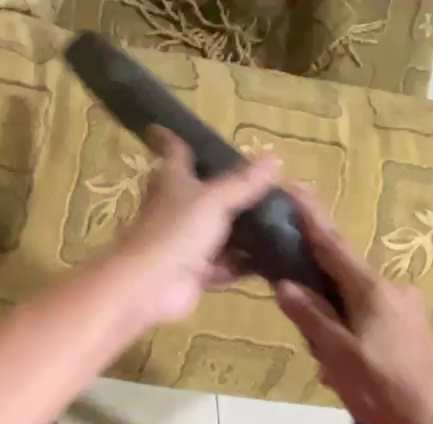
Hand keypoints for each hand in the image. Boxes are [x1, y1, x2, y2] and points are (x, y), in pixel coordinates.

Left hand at [113, 127, 281, 325]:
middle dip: (232, 190)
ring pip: (220, 234)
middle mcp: (178, 209)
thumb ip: (244, 183)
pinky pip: (225, 266)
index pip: (174, 152)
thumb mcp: (214, 199)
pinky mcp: (195, 275)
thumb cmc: (176, 231)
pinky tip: (270, 259)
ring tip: (281, 222)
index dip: (171, 138)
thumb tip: (276, 158)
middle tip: (267, 183)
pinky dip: (243, 264)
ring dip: (245, 232)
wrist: (150, 286)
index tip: (161, 126)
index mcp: (173, 181)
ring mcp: (186, 244)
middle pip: (205, 194)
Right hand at [274, 185, 432, 423]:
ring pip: (356, 310)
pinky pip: (371, 327)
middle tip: (312, 344)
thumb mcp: (337, 354)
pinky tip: (350, 376)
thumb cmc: (381, 387)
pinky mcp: (414, 332)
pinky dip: (353, 344)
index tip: (296, 188)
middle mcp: (393, 290)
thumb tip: (285, 285)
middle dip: (320, 306)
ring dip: (336, 334)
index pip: (334, 246)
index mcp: (372, 290)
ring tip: (332, 372)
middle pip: (343, 283)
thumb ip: (311, 318)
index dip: (312, 219)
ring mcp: (408, 311)